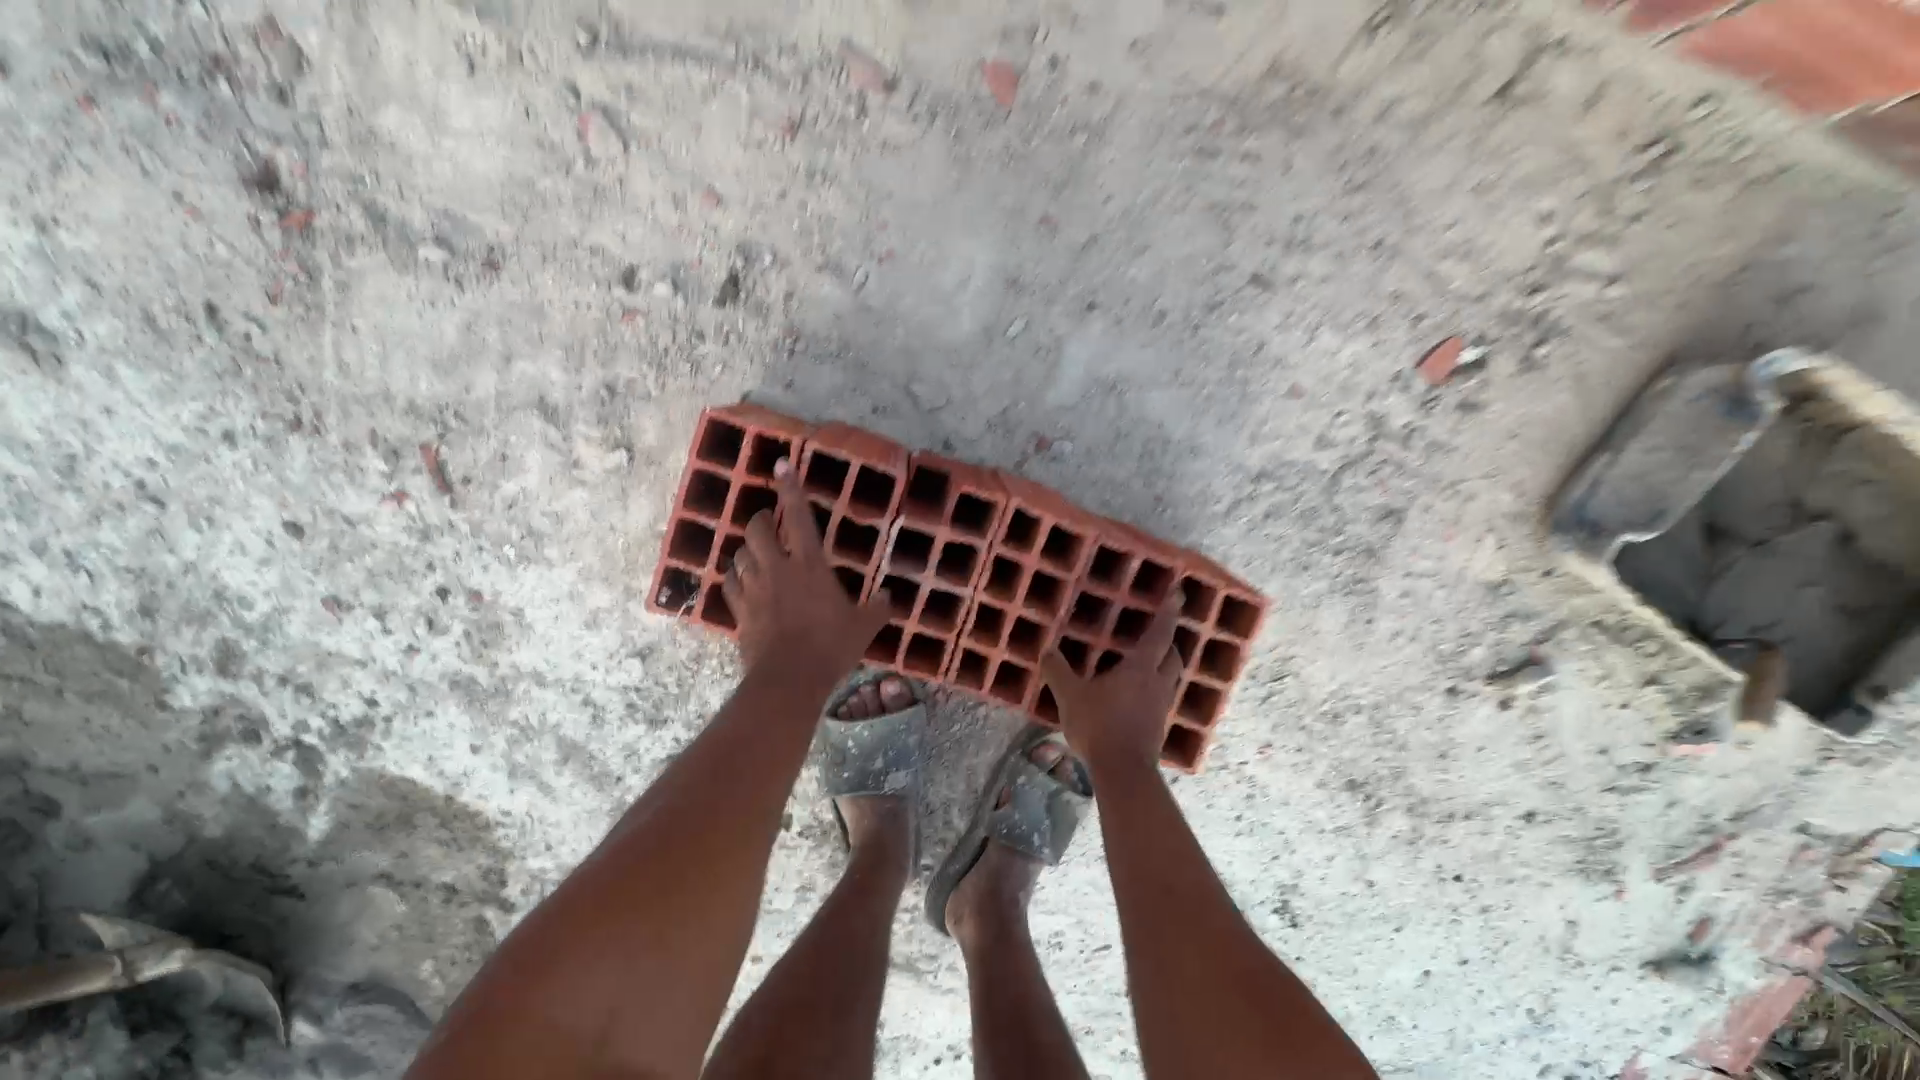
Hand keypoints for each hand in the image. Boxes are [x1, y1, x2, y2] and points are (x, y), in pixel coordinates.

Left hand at [723, 458, 892, 680]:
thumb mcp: (864, 627)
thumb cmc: (831, 647)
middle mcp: (777, 569)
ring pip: (739, 555)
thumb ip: (877, 608)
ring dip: (747, 550)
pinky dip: (735, 578)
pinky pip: (730, 584)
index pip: (799, 516)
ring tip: (756, 554)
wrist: (789, 679)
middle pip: (757, 530)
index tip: (782, 466)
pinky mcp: (739, 611)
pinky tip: (741, 583)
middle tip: (768, 522)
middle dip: (761, 520)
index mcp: (810, 565)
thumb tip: (888, 597)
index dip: (791, 489)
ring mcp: (754, 589)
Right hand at [1039, 589, 1183, 774]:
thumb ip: (1058, 671)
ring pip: (1170, 678)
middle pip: (1172, 656)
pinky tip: (1137, 698)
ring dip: (1163, 667)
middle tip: (1158, 634)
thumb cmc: (1099, 726)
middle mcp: (1158, 683)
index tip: (1179, 593)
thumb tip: (1047, 649)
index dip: (1169, 612)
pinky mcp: (1159, 727)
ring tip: (1147, 664)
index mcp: (1140, 668)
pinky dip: (1153, 690)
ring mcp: (1161, 707)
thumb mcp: (1070, 696)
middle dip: (1168, 642)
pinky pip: (1161, 699)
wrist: (1123, 771)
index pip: (1160, 633)